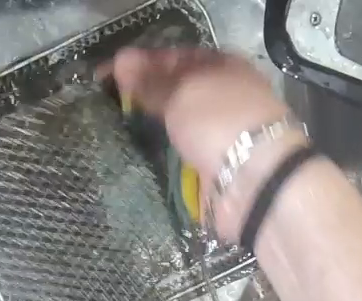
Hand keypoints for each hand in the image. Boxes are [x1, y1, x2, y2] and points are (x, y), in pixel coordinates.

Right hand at [108, 47, 305, 241]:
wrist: (254, 182)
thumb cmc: (220, 121)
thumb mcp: (182, 92)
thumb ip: (151, 82)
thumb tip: (121, 63)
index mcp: (222, 67)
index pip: (175, 58)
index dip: (142, 63)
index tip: (109, 73)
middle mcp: (222, 100)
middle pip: (176, 94)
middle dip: (144, 97)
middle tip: (107, 102)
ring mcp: (218, 139)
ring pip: (177, 129)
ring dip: (151, 131)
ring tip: (116, 129)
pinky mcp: (211, 173)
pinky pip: (180, 161)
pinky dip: (162, 160)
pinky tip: (137, 158)